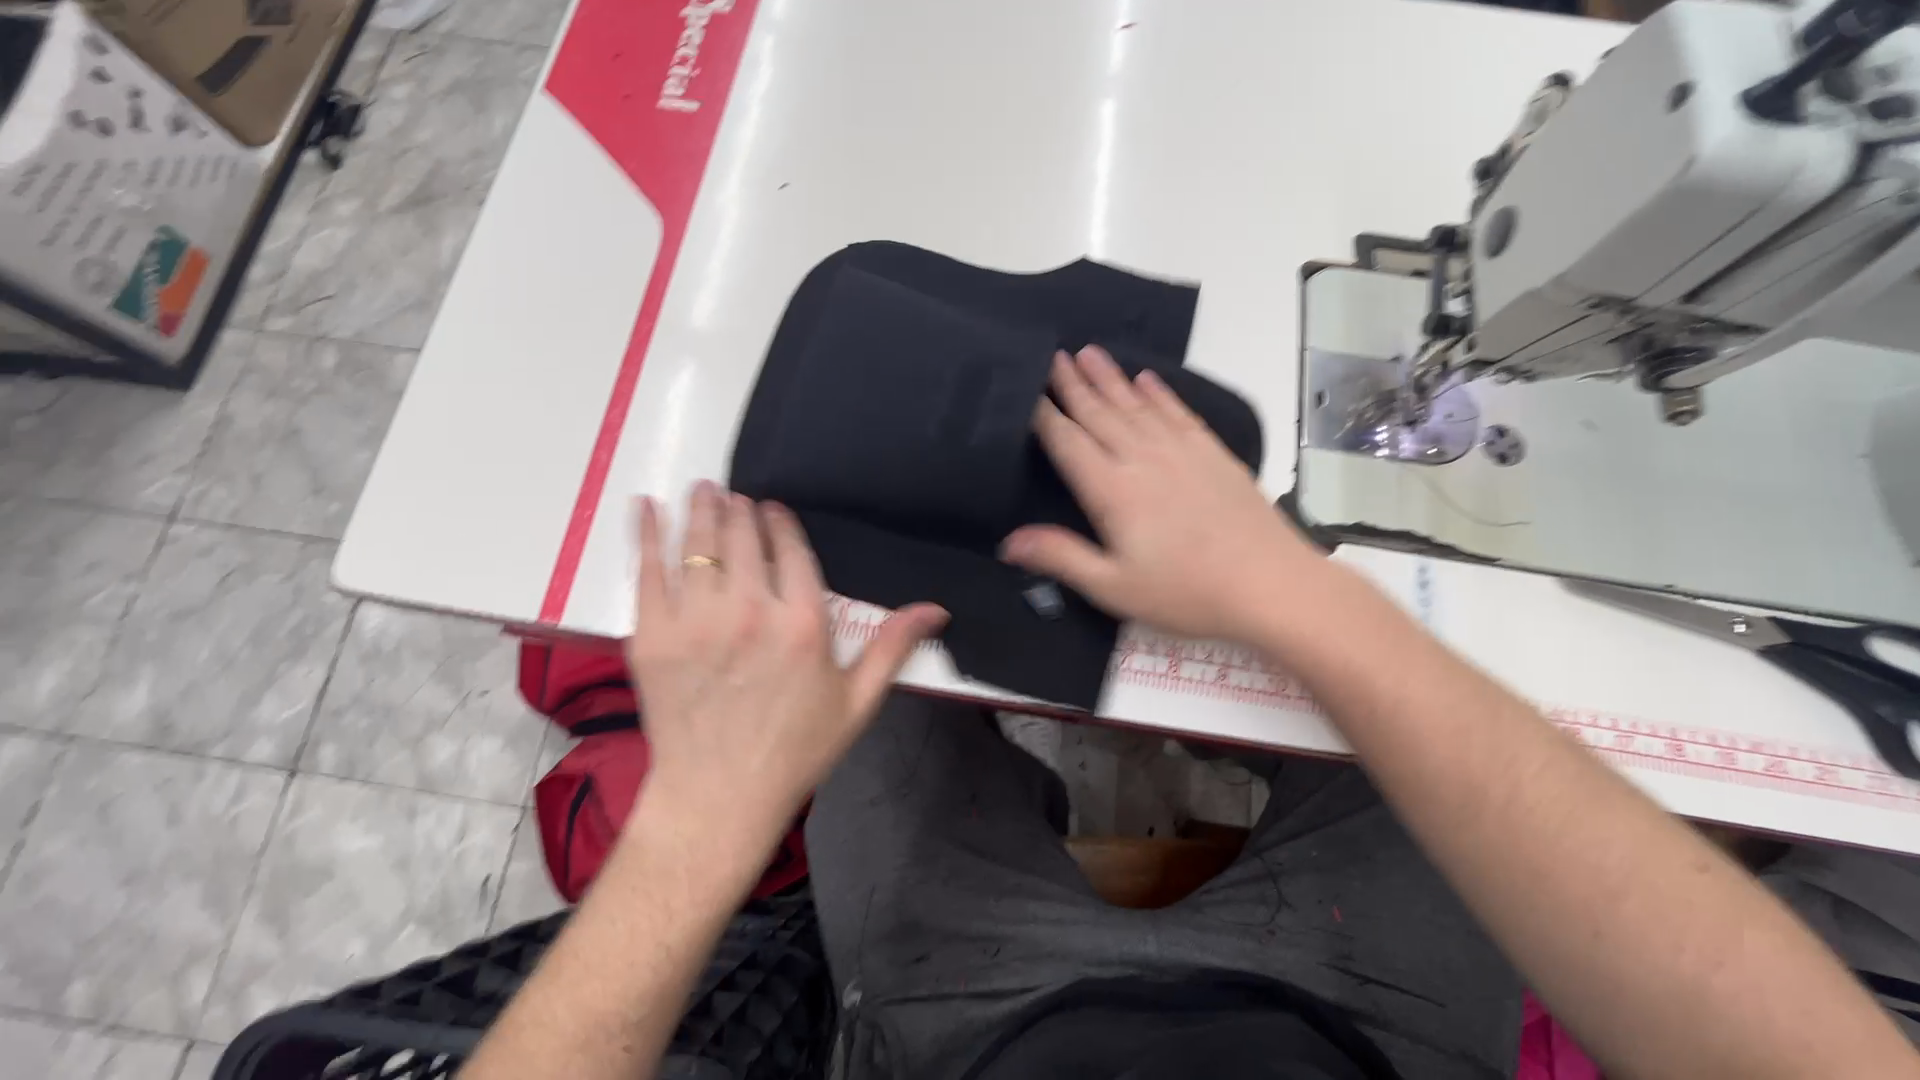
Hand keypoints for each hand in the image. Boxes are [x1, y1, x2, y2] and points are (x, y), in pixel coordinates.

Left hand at [628, 483, 946, 845]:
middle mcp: (750, 611)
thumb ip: (892, 647)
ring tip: (703, 490)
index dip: (781, 522)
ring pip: (699, 545)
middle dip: (740, 510)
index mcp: (803, 623)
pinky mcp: (651, 636)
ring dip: (702, 510)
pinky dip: (648, 534)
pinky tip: (648, 507)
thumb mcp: (857, 702)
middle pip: (743, 538)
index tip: (773, 508)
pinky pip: (648, 571)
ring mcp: (696, 621)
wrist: (719, 796)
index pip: (791, 548)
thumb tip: (937, 608)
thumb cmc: (796, 751)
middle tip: (734, 495)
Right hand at [1000, 346, 1325, 643]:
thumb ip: (1062, 558)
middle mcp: (1143, 459)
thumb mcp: (1115, 588)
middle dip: (1073, 385)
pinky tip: (1147, 379)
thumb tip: (1008, 541)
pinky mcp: (1214, 454)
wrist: (1271, 584)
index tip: (1026, 388)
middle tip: (1052, 356)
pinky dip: (1159, 393)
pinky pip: (1178, 413)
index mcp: (1112, 491)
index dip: (1044, 416)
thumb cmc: (1187, 593)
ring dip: (1110, 378)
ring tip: (1088, 353)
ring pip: (1136, 405)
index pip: (1068, 443)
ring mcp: (1182, 452)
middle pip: (1100, 413)